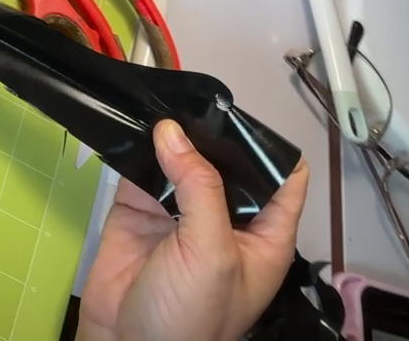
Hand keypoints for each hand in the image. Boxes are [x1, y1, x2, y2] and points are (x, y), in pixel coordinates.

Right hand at [78, 120, 308, 340]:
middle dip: (206, 130)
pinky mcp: (137, 208)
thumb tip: (170, 128)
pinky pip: (139, 168)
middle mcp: (222, 217)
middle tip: (184, 95)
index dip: (265, 145)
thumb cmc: (191, 313)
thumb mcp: (210, 252)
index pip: (280, 179)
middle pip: (222, 162)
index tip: (236, 111)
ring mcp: (176, 212)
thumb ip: (197, 187)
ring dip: (167, 134)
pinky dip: (134, 145)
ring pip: (178, 159)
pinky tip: (128, 120)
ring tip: (155, 97)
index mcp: (261, 235)